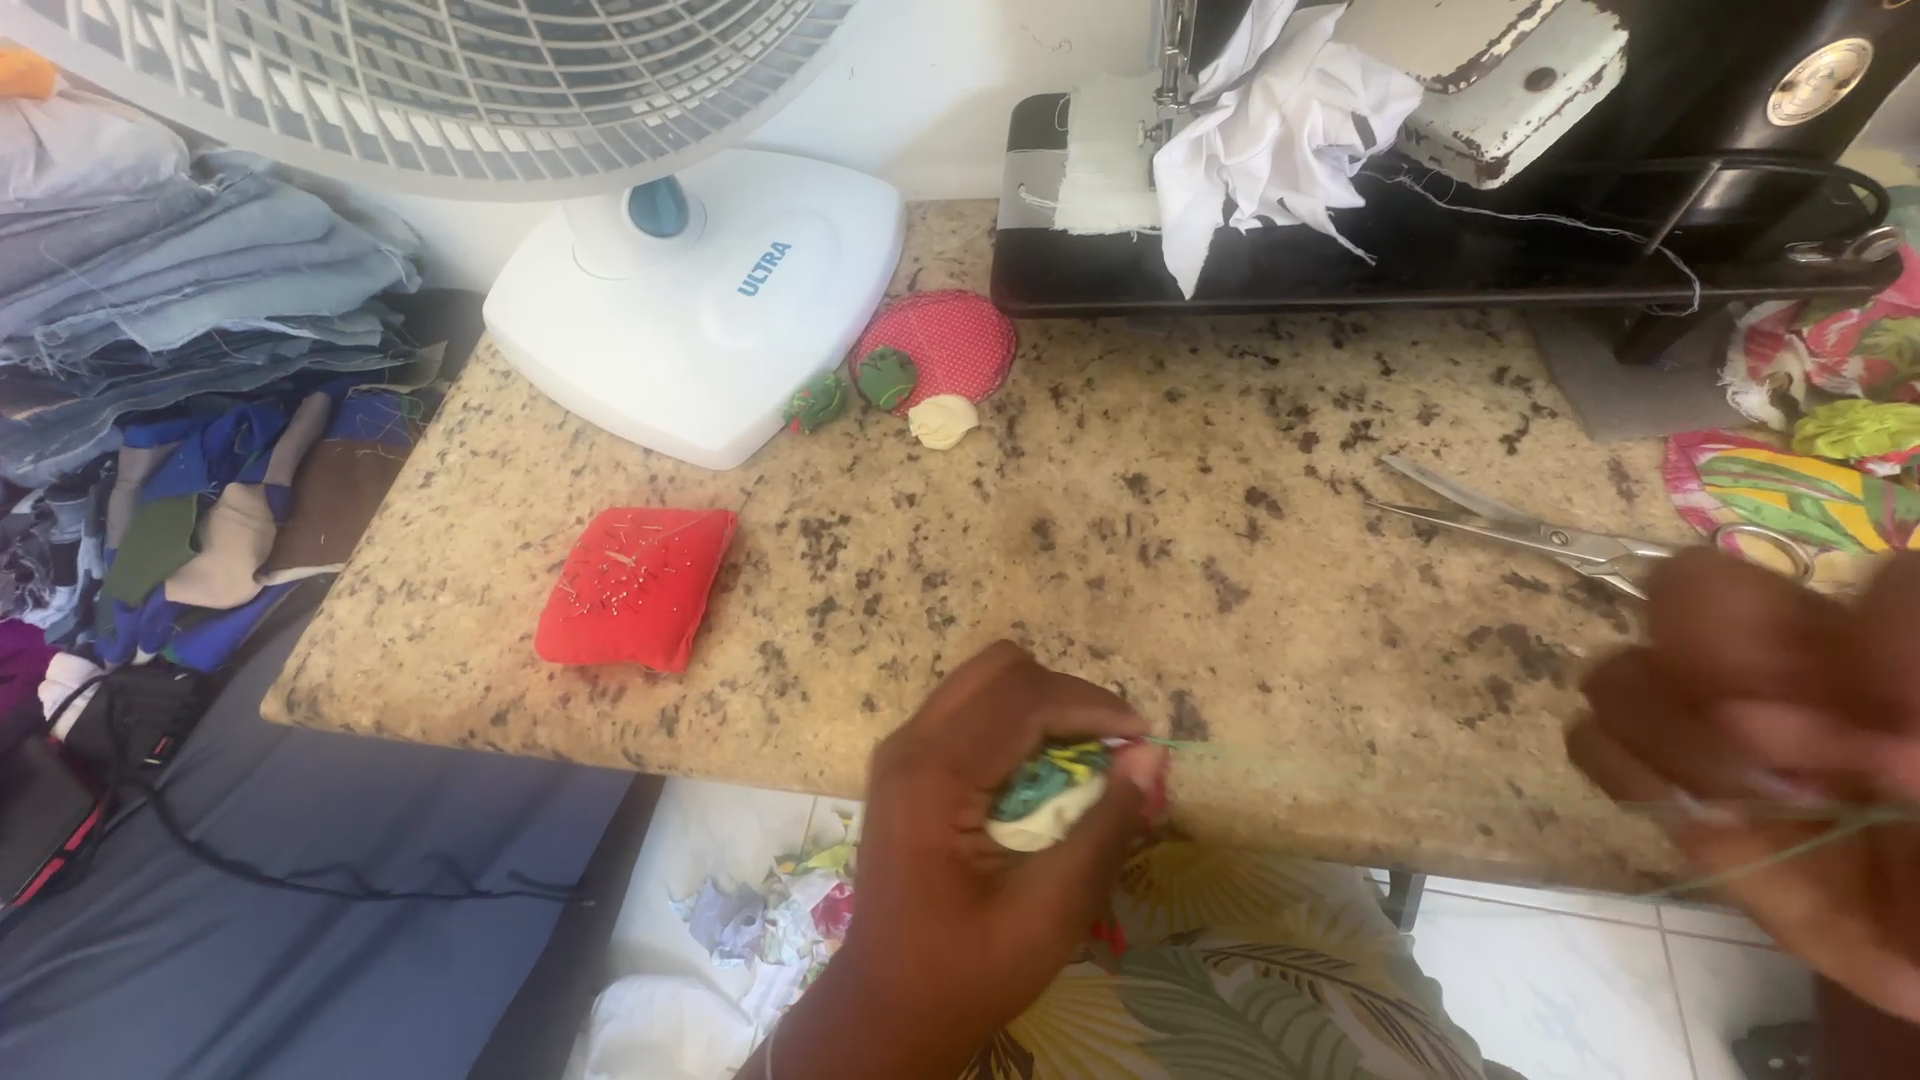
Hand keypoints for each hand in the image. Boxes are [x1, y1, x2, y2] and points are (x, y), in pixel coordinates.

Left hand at [748, 641, 1165, 1079]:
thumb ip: (1105, 826)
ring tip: (1083, 758)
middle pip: (1000, 668)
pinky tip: (1041, 773)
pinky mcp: (905, 763)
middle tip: (1110, 747)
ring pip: (983, 680)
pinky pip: (968, 709)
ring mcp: (901, 749)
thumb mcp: (1053, 910)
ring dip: (1041, 705)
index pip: (1023, 696)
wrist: (888, 1006)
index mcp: (934, 774)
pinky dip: (1015, 722)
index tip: (1143, 738)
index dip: (1092, 704)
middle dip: (1066, 695)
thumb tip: (1150, 755)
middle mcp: (909, 743)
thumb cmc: (969, 970)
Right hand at [1568, 549, 1919, 1022]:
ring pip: (1615, 673)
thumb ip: (1911, 688)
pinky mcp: (1648, 780)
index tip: (1885, 730)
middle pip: (1678, 591)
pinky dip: (1636, 779)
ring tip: (1761, 805)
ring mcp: (1694, 718)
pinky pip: (1587, 741)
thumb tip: (1834, 715)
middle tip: (1794, 763)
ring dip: (1679, 742)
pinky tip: (1707, 821)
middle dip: (1719, 672)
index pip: (1824, 569)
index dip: (1831, 636)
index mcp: (1852, 640)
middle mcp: (1763, 661)